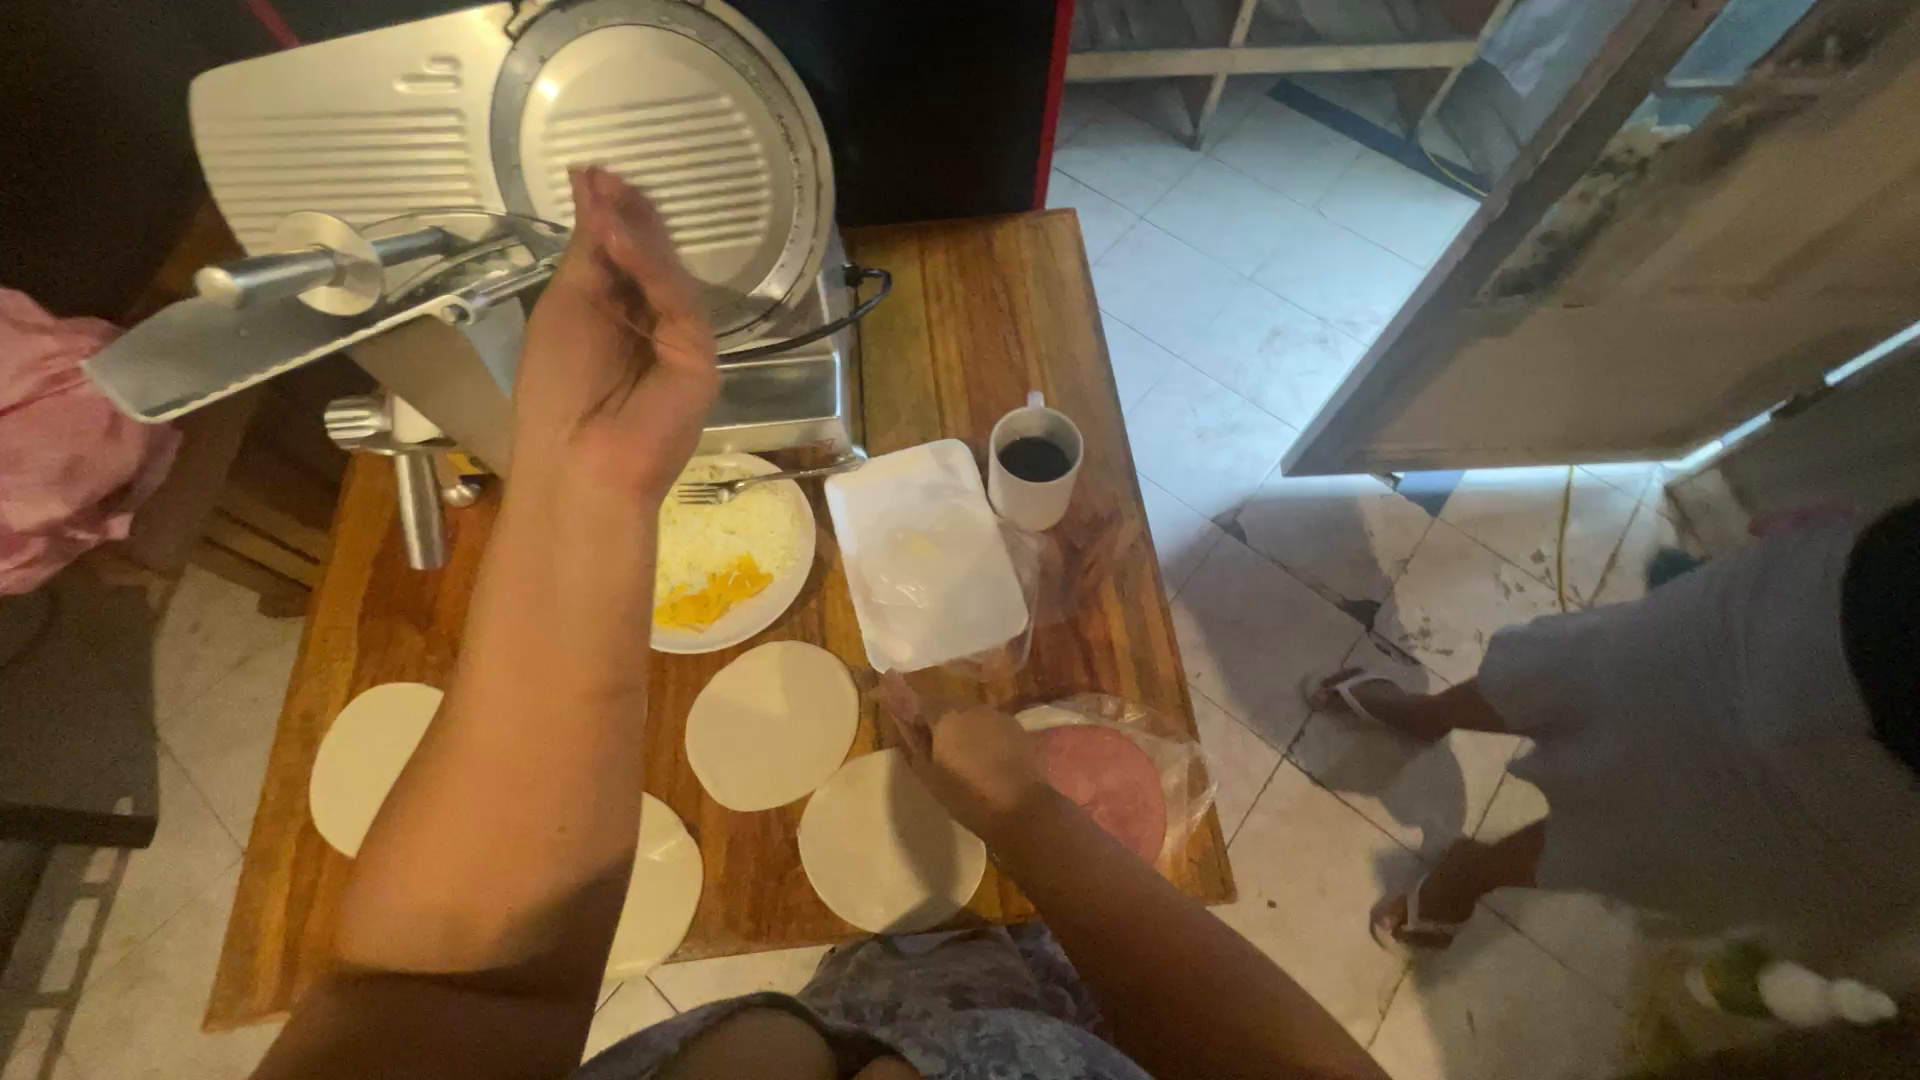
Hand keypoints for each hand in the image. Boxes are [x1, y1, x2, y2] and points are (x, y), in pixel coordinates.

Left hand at [511, 166, 718, 505]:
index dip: (610, 217)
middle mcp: (651, 327)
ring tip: (608, 191)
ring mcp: (680, 343)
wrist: (582, 463)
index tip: (593, 176)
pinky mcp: (701, 358)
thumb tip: (592, 188)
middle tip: (607, 175)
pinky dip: (652, 267)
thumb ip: (590, 255)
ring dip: (638, 234)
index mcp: (615, 319)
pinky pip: (679, 304)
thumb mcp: (565, 308)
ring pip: (668, 277)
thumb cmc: (558, 393)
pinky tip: (619, 234)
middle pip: (651, 262)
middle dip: (629, 217)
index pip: (622, 259)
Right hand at [875, 674, 1051, 842]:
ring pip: (968, 714)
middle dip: (932, 717)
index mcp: (946, 716)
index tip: (882, 693)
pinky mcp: (1016, 728)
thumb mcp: (929, 774)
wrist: (1022, 809)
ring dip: (957, 725)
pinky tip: (979, 754)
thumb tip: (900, 718)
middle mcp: (972, 707)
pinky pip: (988, 724)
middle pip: (944, 706)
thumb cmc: (968, 797)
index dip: (900, 699)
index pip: (918, 700)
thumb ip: (913, 741)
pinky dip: (978, 733)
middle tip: (924, 737)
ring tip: (953, 750)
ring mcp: (997, 715)